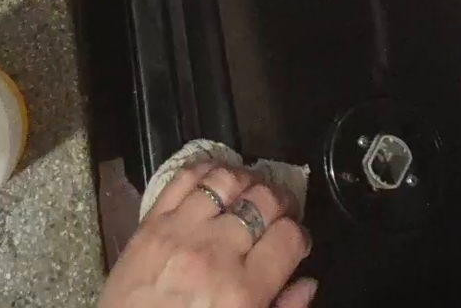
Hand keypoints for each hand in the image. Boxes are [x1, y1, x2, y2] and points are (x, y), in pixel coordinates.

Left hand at [98, 163, 315, 307]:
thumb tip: (308, 282)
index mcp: (242, 291)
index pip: (288, 237)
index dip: (299, 235)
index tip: (296, 241)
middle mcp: (215, 252)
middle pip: (262, 199)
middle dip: (280, 201)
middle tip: (280, 210)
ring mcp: (181, 229)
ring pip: (226, 179)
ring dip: (246, 179)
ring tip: (251, 190)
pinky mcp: (152, 220)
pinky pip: (184, 177)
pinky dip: (206, 168)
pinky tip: (216, 177)